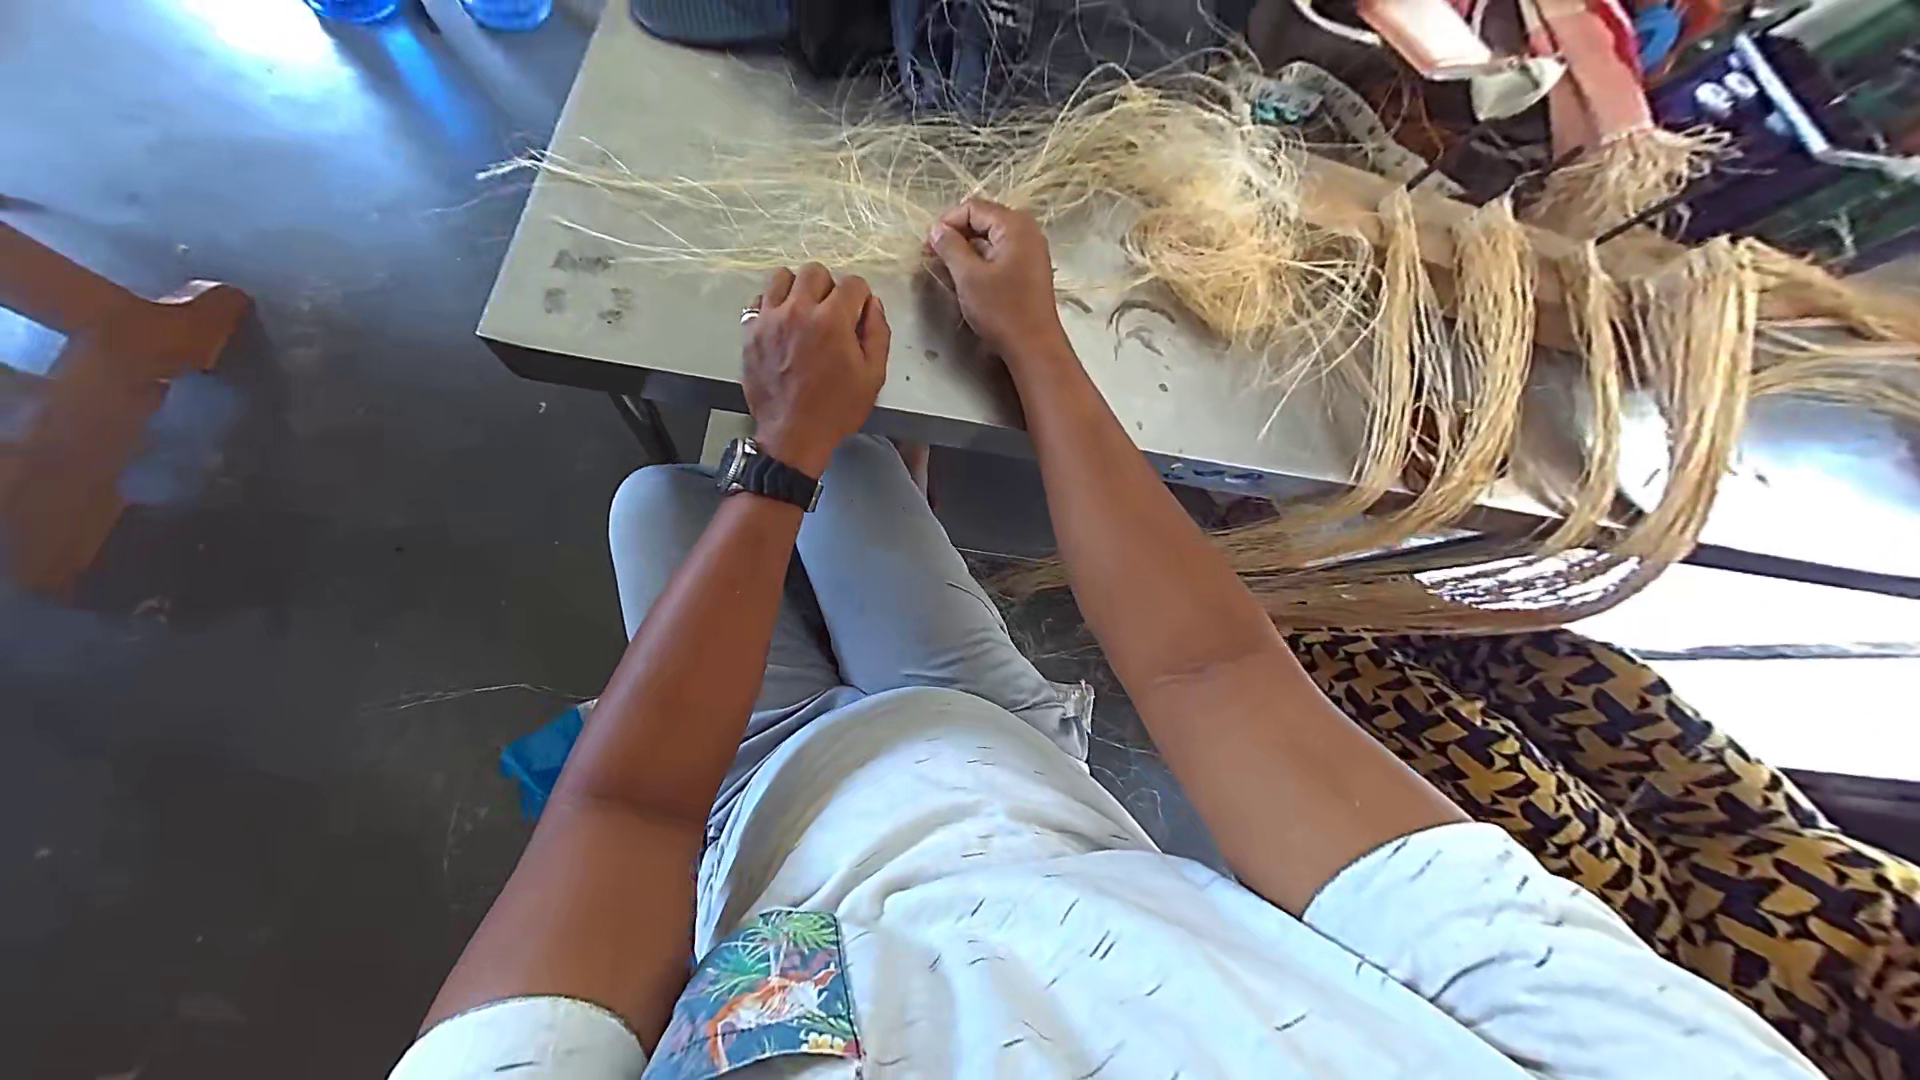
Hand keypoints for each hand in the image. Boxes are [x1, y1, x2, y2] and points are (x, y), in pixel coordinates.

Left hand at [741, 263, 890, 477]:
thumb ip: (878, 334)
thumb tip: (873, 306)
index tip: (858, 315)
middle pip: (816, 272)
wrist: (794, 434)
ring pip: (783, 277)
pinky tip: (783, 323)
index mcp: (833, 320)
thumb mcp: (873, 376)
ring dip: (798, 289)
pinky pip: (760, 300)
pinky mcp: (751, 332)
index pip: (853, 284)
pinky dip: (774, 304)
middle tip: (832, 314)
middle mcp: (799, 311)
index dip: (861, 299)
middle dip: (830, 288)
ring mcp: (770, 319)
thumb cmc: (836, 409)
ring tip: (805, 312)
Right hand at [926, 199, 1068, 368]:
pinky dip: (983, 262)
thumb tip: (936, 230)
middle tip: (936, 257)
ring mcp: (1031, 252)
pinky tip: (970, 280)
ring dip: (968, 251)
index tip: (929, 244)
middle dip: (957, 236)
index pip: (973, 208)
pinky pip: (1001, 255)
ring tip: (949, 270)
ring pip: (992, 240)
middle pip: (984, 221)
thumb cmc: (1002, 311)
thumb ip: (950, 247)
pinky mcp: (1030, 271)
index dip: (947, 222)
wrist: (1034, 346)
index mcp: (1015, 225)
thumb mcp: (969, 277)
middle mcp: (1027, 232)